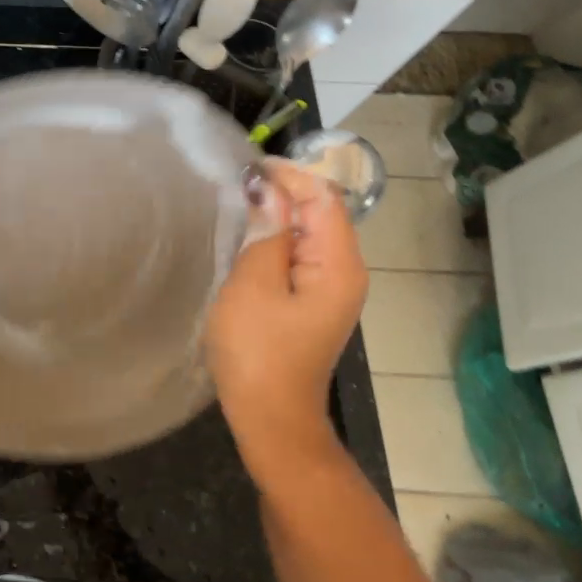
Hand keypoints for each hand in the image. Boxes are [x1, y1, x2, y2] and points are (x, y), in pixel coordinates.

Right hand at [207, 160, 368, 463]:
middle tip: (236, 181)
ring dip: (278, 214)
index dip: (289, 175)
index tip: (246, 165)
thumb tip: (267, 187)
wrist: (271, 417)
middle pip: (322, 212)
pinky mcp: (313, 302)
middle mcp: (346, 271)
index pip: (324, 198)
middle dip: (284, 190)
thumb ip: (265, 231)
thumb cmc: (258, 351)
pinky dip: (277, 238)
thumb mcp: (253, 284)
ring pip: (309, 232)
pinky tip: (248, 238)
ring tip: (237, 202)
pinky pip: (300, 255)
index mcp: (339, 264)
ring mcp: (331, 288)